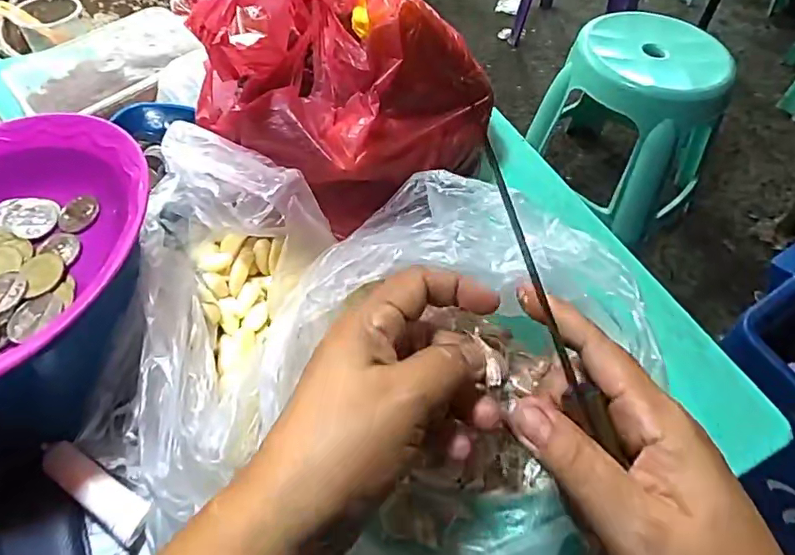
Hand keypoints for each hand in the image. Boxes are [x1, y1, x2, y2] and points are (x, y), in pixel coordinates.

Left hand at [213, 268, 502, 550]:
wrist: (298, 508)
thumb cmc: (350, 435)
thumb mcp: (405, 394)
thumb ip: (447, 365)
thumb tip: (476, 350)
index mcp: (369, 323)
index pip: (415, 285)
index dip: (456, 288)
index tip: (496, 309)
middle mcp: (371, 348)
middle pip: (430, 337)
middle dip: (468, 363)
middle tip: (497, 397)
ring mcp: (374, 389)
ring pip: (430, 380)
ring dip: (462, 401)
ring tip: (484, 430)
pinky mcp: (378, 427)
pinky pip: (421, 415)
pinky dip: (443, 429)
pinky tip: (458, 455)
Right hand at [506, 287, 780, 554]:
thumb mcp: (634, 519)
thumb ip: (575, 461)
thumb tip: (517, 404)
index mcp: (658, 417)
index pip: (600, 351)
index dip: (560, 317)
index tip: (521, 290)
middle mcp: (653, 423)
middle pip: (584, 385)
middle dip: (548, 398)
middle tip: (518, 426)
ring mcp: (652, 452)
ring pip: (585, 421)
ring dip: (563, 441)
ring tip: (559, 480)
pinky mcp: (649, 479)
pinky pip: (598, 453)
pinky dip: (579, 467)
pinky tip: (579, 498)